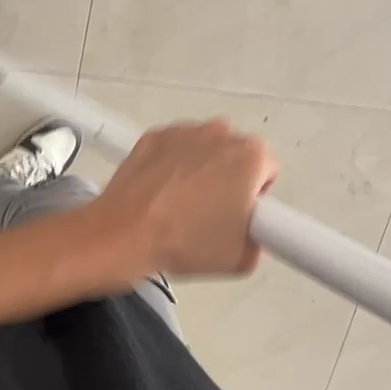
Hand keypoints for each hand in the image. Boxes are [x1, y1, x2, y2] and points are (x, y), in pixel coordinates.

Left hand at [91, 120, 280, 279]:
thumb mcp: (242, 258)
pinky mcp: (152, 137)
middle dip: (228, 180)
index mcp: (252, 156)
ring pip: (203, 150)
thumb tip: (252, 235)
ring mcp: (183, 131)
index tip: (237, 216)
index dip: (254, 198)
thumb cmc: (183, 242)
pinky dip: (168, 165)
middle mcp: (220, 133)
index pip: (267, 173)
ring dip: (198, 170)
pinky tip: (159, 194)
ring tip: (179, 207)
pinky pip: (172, 149)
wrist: (123, 236)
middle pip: (235, 156)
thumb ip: (262, 239)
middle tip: (208, 215)